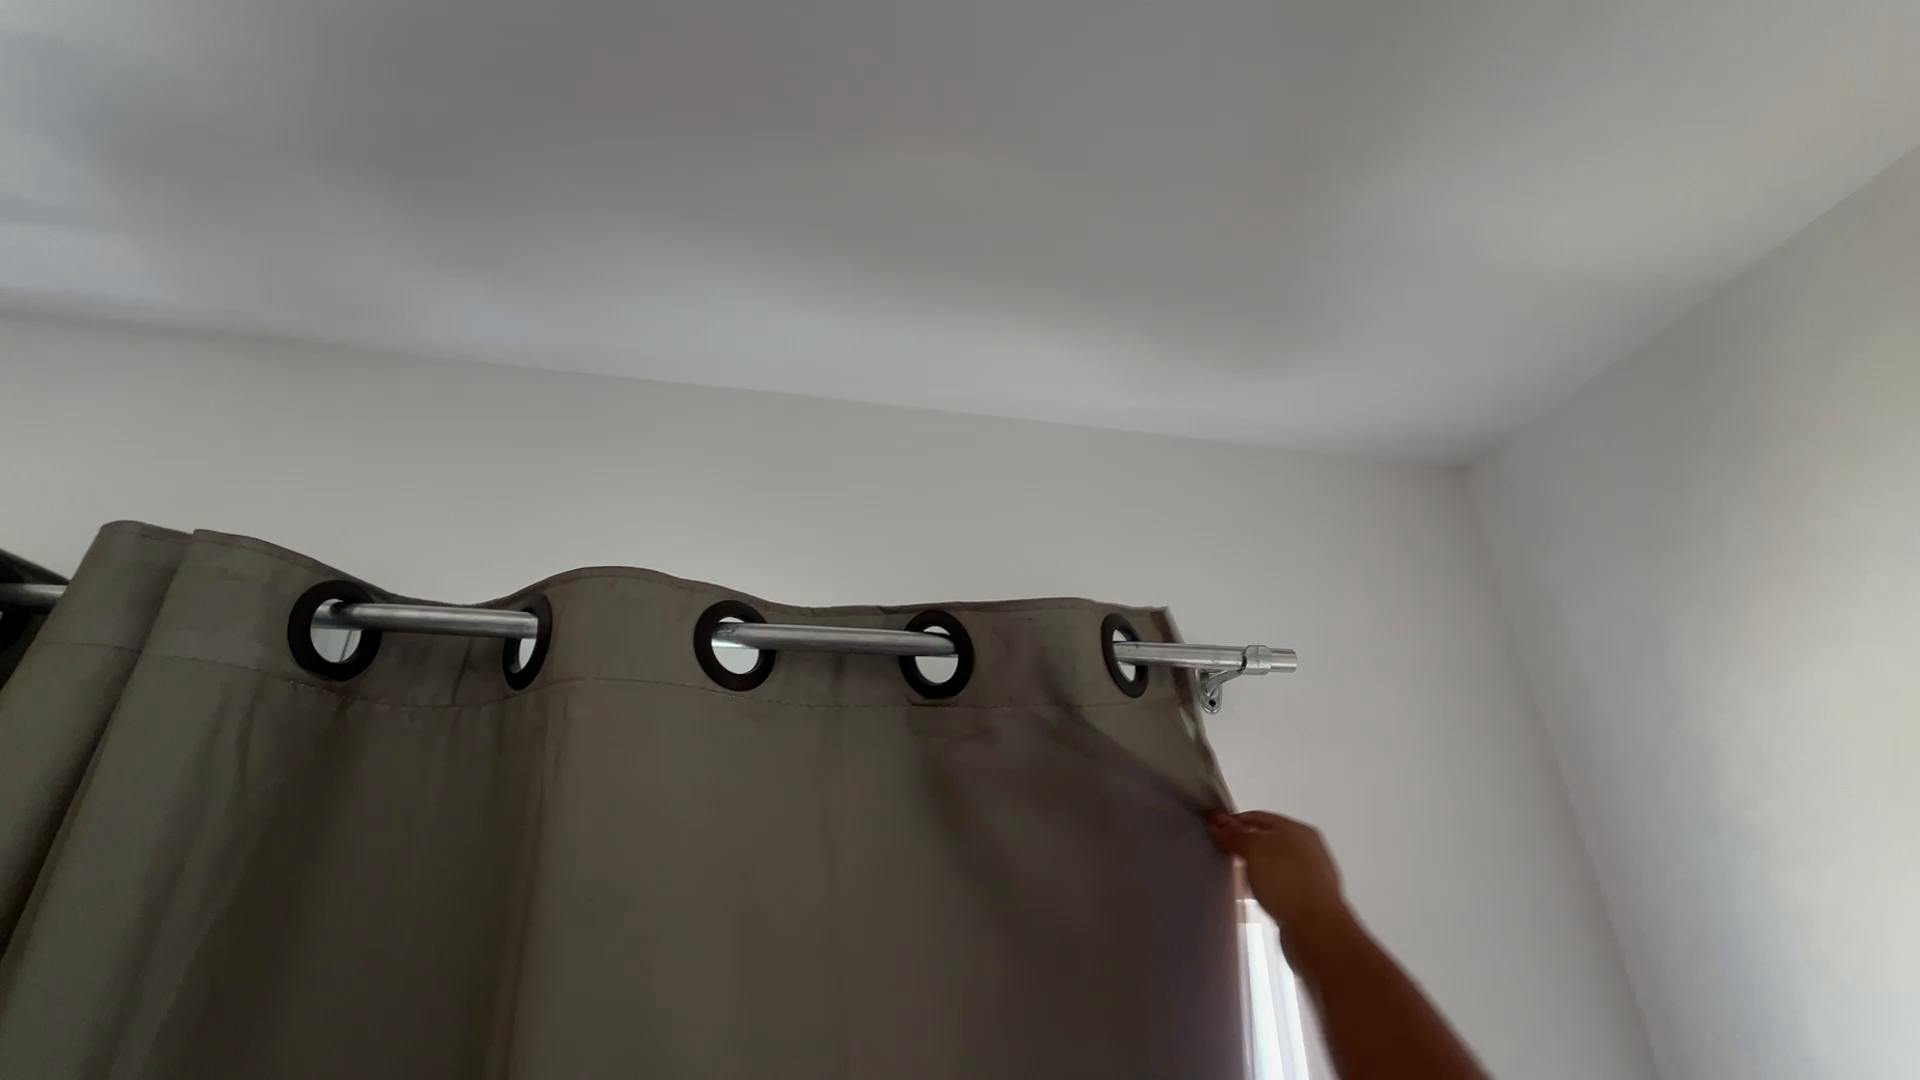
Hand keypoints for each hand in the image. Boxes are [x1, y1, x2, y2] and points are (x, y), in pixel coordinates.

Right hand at [1207, 810, 1351, 933]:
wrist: (1316, 930)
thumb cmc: (1285, 880)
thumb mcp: (1254, 849)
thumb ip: (1234, 833)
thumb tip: (1217, 820)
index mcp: (1298, 830)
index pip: (1259, 817)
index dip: (1234, 820)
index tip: (1213, 830)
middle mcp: (1309, 849)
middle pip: (1268, 839)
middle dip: (1244, 844)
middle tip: (1222, 852)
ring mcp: (1312, 876)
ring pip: (1274, 864)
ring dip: (1255, 867)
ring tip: (1236, 875)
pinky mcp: (1310, 900)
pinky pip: (1281, 885)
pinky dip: (1266, 886)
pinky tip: (1256, 895)